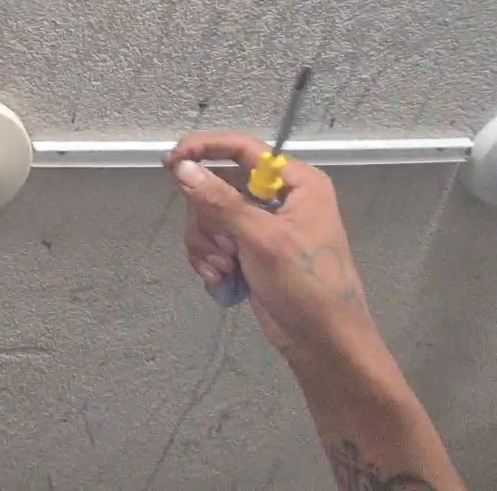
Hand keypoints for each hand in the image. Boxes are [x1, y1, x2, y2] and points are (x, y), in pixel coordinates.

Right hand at [166, 133, 382, 371]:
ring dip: (206, 242)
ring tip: (223, 268)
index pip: (240, 148)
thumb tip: (180, 167)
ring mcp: (260, 223)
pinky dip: (207, 256)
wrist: (325, 348)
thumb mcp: (263, 239)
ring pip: (207, 212)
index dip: (202, 149)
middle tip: (222, 247)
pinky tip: (220, 277)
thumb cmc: (307, 286)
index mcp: (295, 183)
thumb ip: (219, 200)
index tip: (171, 163)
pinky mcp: (247, 247)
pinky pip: (209, 236)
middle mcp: (277, 196)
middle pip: (216, 183)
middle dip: (208, 218)